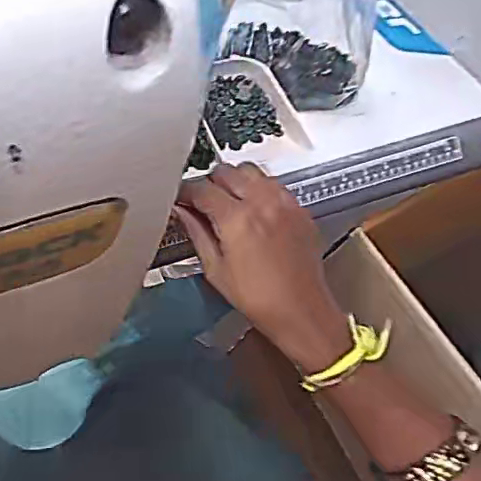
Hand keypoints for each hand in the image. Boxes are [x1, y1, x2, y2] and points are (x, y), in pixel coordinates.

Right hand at [174, 163, 351, 371]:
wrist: (300, 310)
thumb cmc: (259, 298)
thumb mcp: (215, 269)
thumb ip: (197, 233)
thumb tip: (184, 213)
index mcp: (237, 219)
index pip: (202, 188)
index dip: (185, 192)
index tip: (180, 199)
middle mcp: (263, 203)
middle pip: (227, 172)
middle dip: (209, 183)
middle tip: (201, 201)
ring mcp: (284, 203)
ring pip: (251, 171)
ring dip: (235, 181)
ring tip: (227, 202)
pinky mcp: (299, 209)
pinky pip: (273, 184)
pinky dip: (258, 189)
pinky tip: (252, 208)